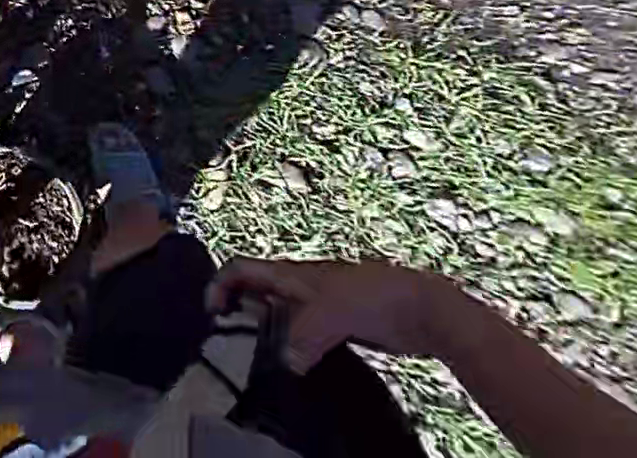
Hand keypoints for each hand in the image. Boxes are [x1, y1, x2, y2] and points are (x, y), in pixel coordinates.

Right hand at [208, 258, 467, 373]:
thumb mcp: (333, 312)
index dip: (219, 284)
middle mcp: (295, 287)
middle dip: (236, 310)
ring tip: (257, 359)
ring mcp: (315, 306)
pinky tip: (294, 367)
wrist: (424, 309)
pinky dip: (288, 346)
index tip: (212, 314)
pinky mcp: (334, 326)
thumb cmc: (372, 297)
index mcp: (288, 274)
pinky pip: (298, 334)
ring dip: (262, 332)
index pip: (239, 269)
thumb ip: (305, 334)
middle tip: (229, 342)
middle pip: (253, 292)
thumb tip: (286, 363)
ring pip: (276, 315)